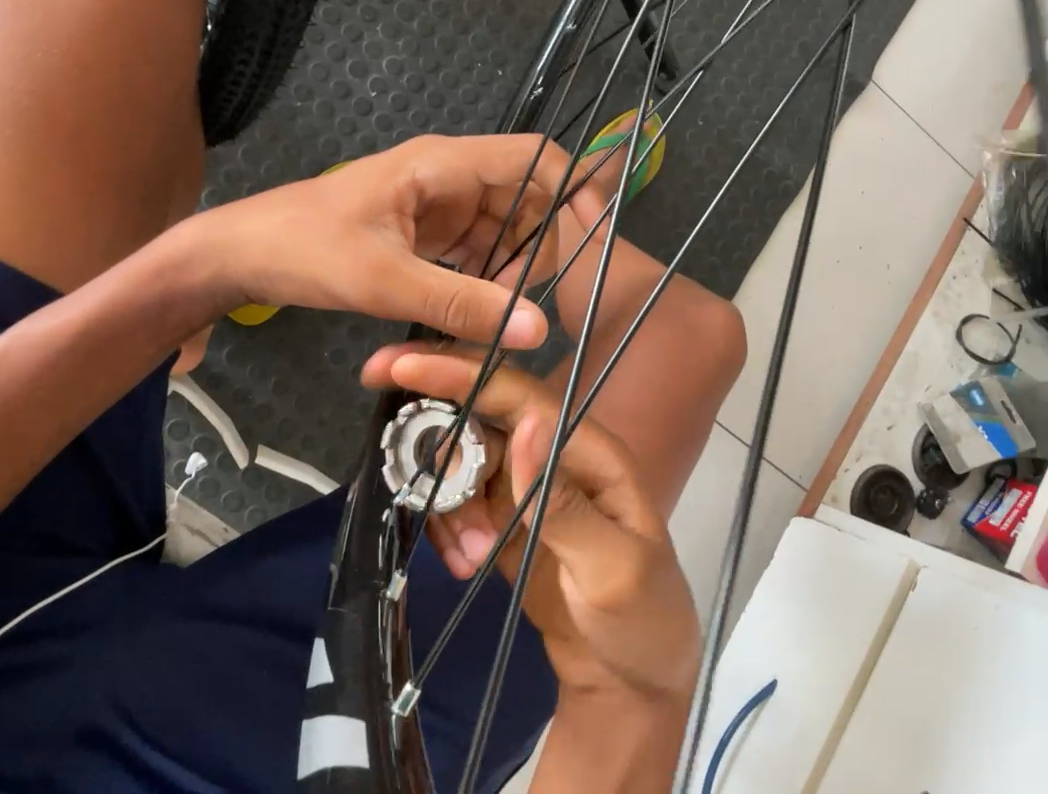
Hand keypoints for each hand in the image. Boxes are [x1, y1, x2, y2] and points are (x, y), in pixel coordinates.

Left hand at [188, 134, 572, 346]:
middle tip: (540, 301)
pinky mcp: (423, 234)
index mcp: (443, 164)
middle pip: (526, 199)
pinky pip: (474, 252)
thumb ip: (461, 303)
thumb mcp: (385, 280)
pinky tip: (483, 312)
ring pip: (503, 230)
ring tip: (510, 315)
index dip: (575, 189)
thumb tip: (537, 330)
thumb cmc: (305, 249)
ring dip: (513, 268)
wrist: (240, 255)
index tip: (596, 239)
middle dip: (542, 244)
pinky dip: (486, 279)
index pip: (534, 157)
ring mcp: (436, 206)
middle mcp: (448, 178)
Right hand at [363, 347, 699, 701]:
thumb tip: (528, 424)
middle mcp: (552, 456)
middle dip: (441, 448)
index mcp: (589, 451)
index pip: (520, 396)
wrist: (628, 681)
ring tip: (473, 556)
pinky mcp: (501, 519)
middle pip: (479, 422)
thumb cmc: (642, 619)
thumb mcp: (612, 567)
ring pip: (460, 465)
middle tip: (418, 485)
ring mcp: (524, 487)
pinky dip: (450, 531)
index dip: (462, 375)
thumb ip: (564, 501)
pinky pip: (456, 505)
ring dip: (450, 506)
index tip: (404, 366)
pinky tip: (465, 564)